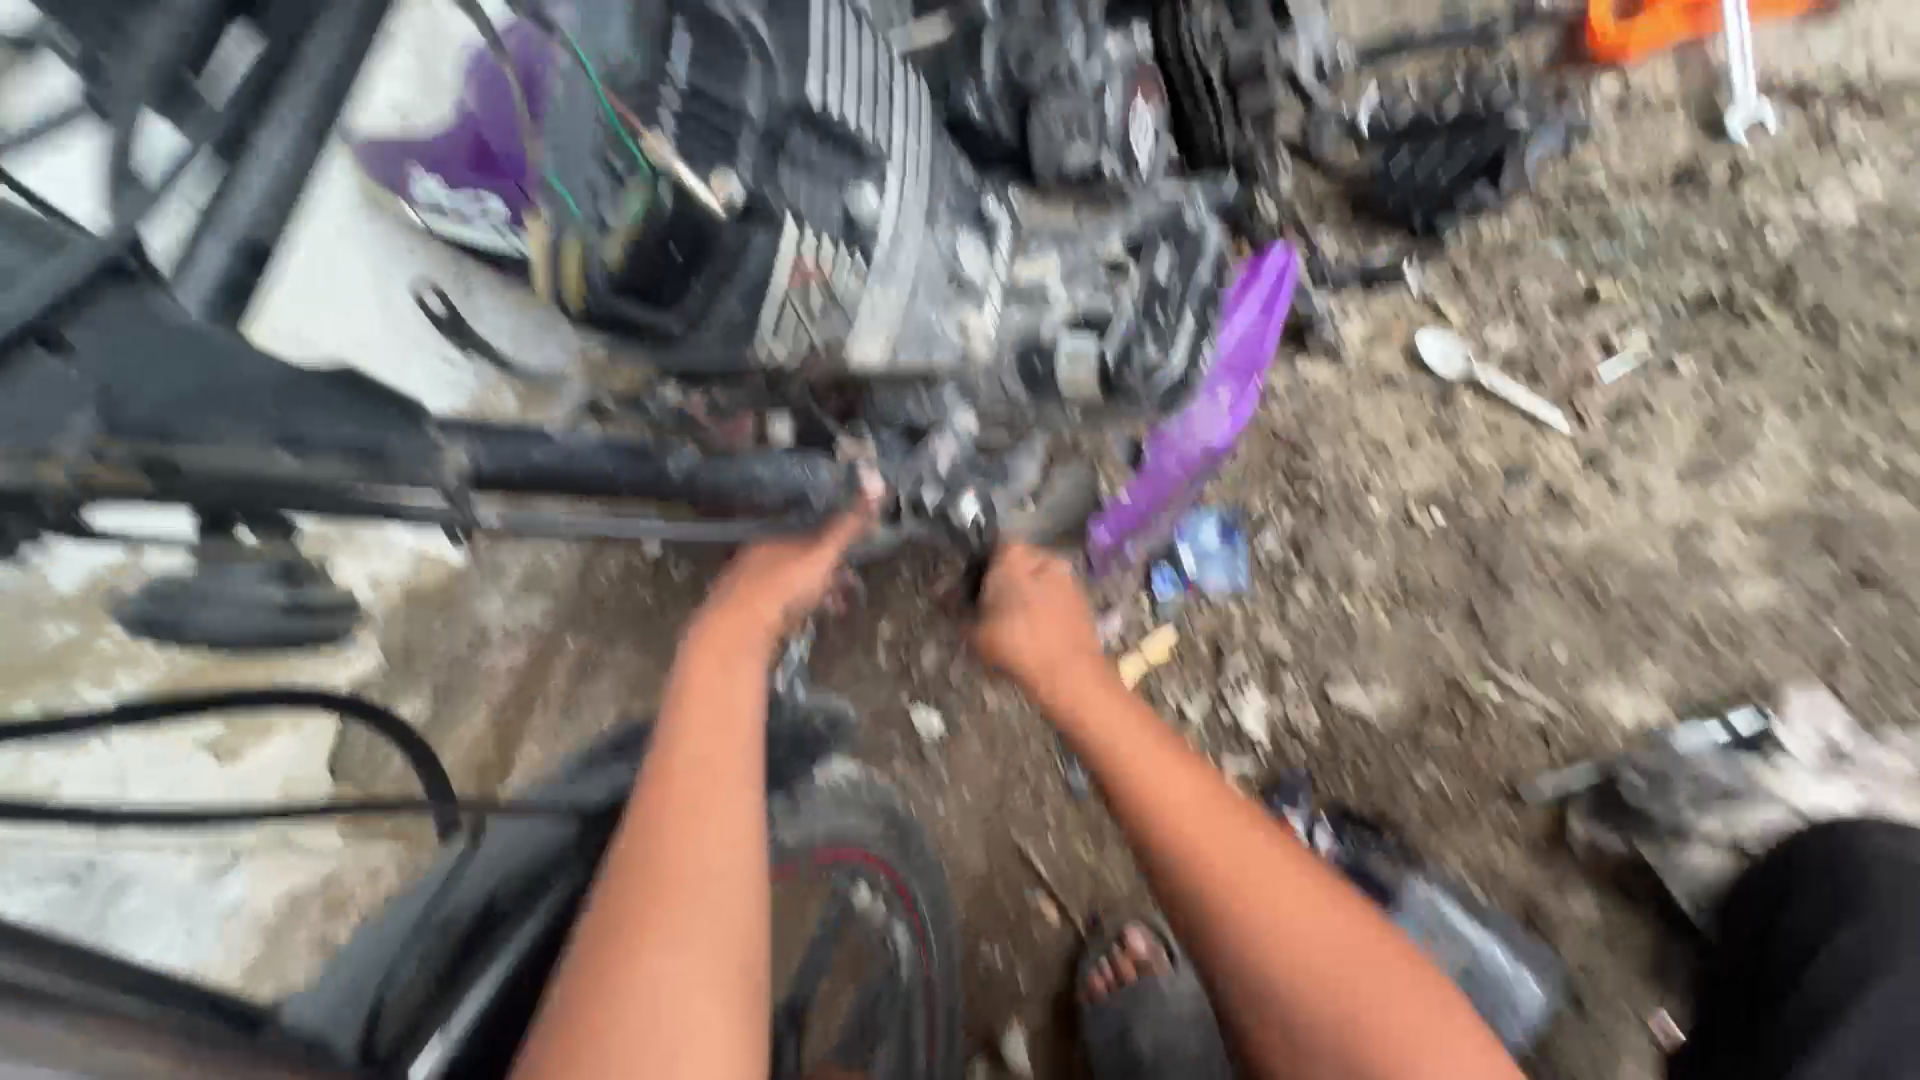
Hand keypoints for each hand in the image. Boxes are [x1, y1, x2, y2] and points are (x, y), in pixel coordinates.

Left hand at [692, 497, 876, 651]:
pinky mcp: (746, 616)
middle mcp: (757, 557)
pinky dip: (800, 611)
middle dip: (828, 573)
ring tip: (836, 609)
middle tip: (849, 589)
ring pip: (791, 585)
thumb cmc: (785, 586)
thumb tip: (876, 482)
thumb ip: (848, 525)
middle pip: (800, 560)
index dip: (834, 545)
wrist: (740, 631)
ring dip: (816, 594)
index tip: (853, 560)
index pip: (807, 533)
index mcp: (773, 537)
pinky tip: (809, 622)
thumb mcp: (823, 553)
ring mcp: (748, 587)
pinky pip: (781, 607)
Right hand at [970, 543, 1108, 696]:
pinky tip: (1040, 632)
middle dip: (1009, 579)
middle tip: (995, 606)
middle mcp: (1045, 556)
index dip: (982, 566)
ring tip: (1019, 622)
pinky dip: (1049, 607)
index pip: (993, 546)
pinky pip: (1059, 597)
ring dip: (1031, 593)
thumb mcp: (973, 631)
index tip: (975, 586)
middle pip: (1020, 562)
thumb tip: (948, 600)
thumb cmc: (1015, 643)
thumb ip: (959, 610)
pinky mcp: (1085, 599)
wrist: (1069, 672)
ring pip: (1042, 579)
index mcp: (1015, 555)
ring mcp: (1070, 576)